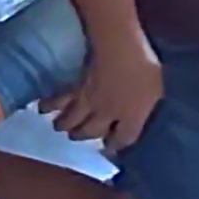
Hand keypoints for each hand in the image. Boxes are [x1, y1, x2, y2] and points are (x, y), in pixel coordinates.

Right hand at [47, 40, 163, 151]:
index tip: (109, 148)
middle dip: (84, 136)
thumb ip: (142, 107)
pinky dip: (49, 105)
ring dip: (64, 125)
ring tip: (59, 126)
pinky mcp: (73, 88)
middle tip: (77, 136)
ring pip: (71, 120)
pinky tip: (43, 108)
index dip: (115, 145)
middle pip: (91, 132)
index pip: (123, 139)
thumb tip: (136, 112)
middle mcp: (107, 114)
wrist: (120, 50)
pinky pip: (58, 101)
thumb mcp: (155, 92)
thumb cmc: (145, 68)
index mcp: (132, 116)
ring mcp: (88, 101)